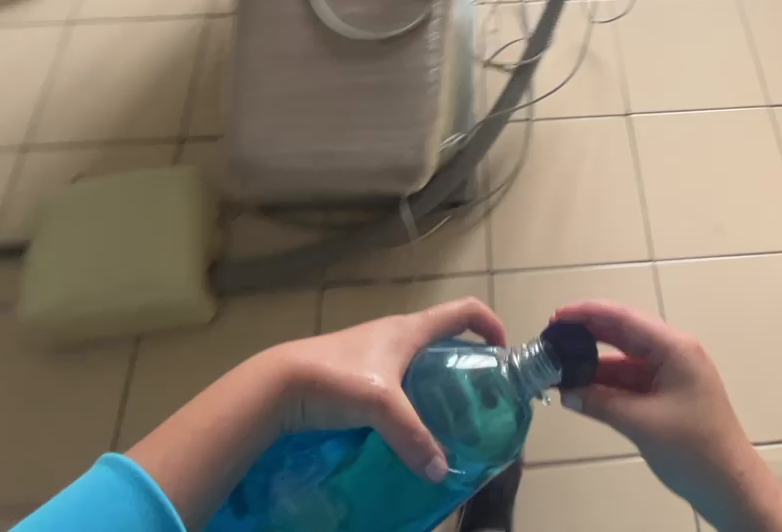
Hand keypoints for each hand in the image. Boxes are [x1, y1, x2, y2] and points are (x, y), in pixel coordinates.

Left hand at [262, 297, 507, 483]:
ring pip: (420, 359)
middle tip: (478, 396)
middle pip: (445, 335)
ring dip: (439, 379)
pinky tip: (406, 425)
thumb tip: (442, 471)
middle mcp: (397, 332)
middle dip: (467, 360)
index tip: (503, 353)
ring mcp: (376, 351)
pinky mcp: (358, 371)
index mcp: (410, 328)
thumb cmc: (336, 378)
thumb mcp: (380, 405)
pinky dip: (413, 394)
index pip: (464, 310)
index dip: (490, 323)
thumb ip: (413, 437)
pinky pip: (399, 377)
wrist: (279, 383)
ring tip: (447, 416)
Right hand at [551, 301, 781, 531]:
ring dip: (594, 363)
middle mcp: (672, 352)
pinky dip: (607, 383)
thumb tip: (565, 391)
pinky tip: (581, 389)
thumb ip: (601, 402)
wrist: (732, 488)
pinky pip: (631, 379)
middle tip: (553, 337)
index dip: (588, 313)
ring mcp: (670, 373)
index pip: (624, 318)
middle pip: (623, 333)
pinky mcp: (667, 393)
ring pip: (624, 358)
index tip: (557, 316)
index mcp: (674, 347)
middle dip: (587, 334)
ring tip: (560, 366)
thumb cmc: (693, 449)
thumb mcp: (642, 423)